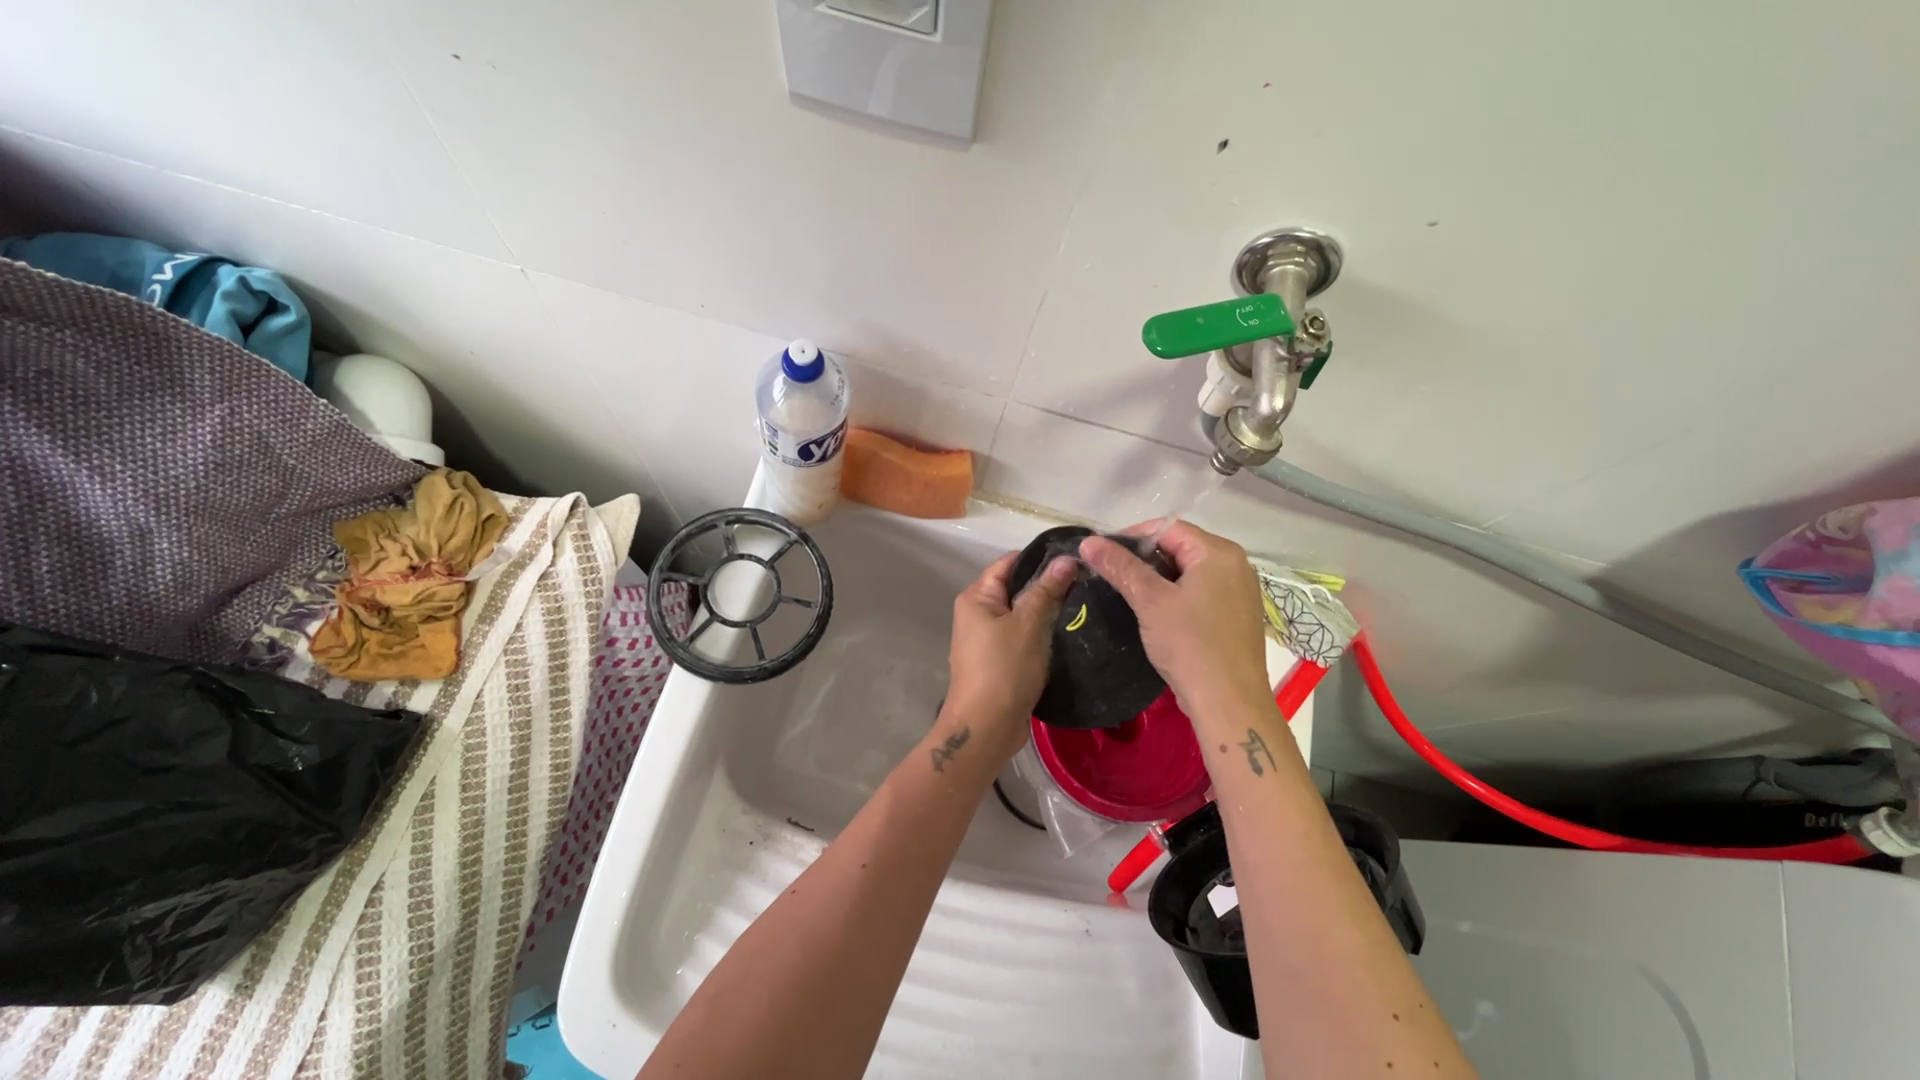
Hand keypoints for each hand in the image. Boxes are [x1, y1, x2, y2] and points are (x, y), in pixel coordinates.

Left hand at [940, 551, 1075, 765]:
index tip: (1077, 557)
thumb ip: (1047, 590)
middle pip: (1017, 589)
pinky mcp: (1001, 663)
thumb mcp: (1029, 624)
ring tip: (1085, 605)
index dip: (1041, 558)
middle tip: (1088, 582)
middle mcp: (978, 614)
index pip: (1010, 563)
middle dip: (1049, 586)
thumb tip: (1066, 559)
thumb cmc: (1004, 670)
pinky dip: (1043, 637)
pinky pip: (1025, 639)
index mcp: (976, 598)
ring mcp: (988, 641)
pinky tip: (1070, 635)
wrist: (986, 728)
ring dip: (1049, 614)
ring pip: (1023, 616)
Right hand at [1078, 521, 1269, 719]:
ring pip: (1190, 572)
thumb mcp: (1150, 602)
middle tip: (1112, 576)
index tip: (1103, 555)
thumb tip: (1088, 541)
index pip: (1168, 528)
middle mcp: (1236, 565)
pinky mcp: (1237, 616)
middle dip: (1144, 559)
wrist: (1229, 702)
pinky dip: (1177, 596)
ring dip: (1159, 580)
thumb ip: (1120, 567)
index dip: (1132, 537)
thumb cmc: (1190, 645)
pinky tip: (1156, 614)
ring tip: (1129, 595)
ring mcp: (1240, 591)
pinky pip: (1202, 593)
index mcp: (1219, 552)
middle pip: (1181, 548)